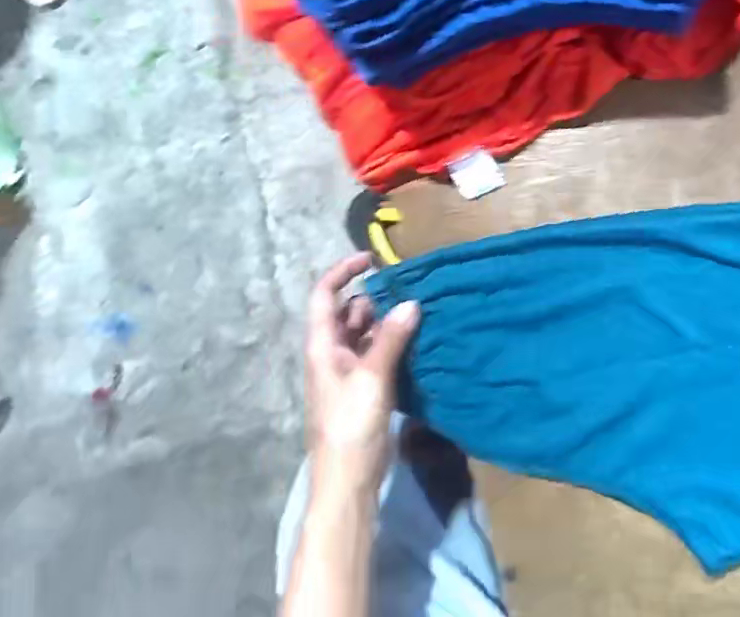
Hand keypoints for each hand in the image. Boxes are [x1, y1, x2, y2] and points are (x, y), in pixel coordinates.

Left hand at [303, 253, 419, 494]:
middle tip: (407, 289)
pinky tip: (416, 337)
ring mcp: (348, 371)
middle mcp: (332, 353)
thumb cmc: (351, 426)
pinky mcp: (364, 386)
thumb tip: (410, 302)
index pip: (324, 296)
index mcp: (322, 346)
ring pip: (365, 331)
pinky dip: (393, 339)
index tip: (372, 259)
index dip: (342, 272)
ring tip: (416, 309)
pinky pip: (377, 351)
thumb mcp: (373, 377)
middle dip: (374, 296)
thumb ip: (392, 338)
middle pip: (348, 311)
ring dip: (386, 319)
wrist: (348, 480)